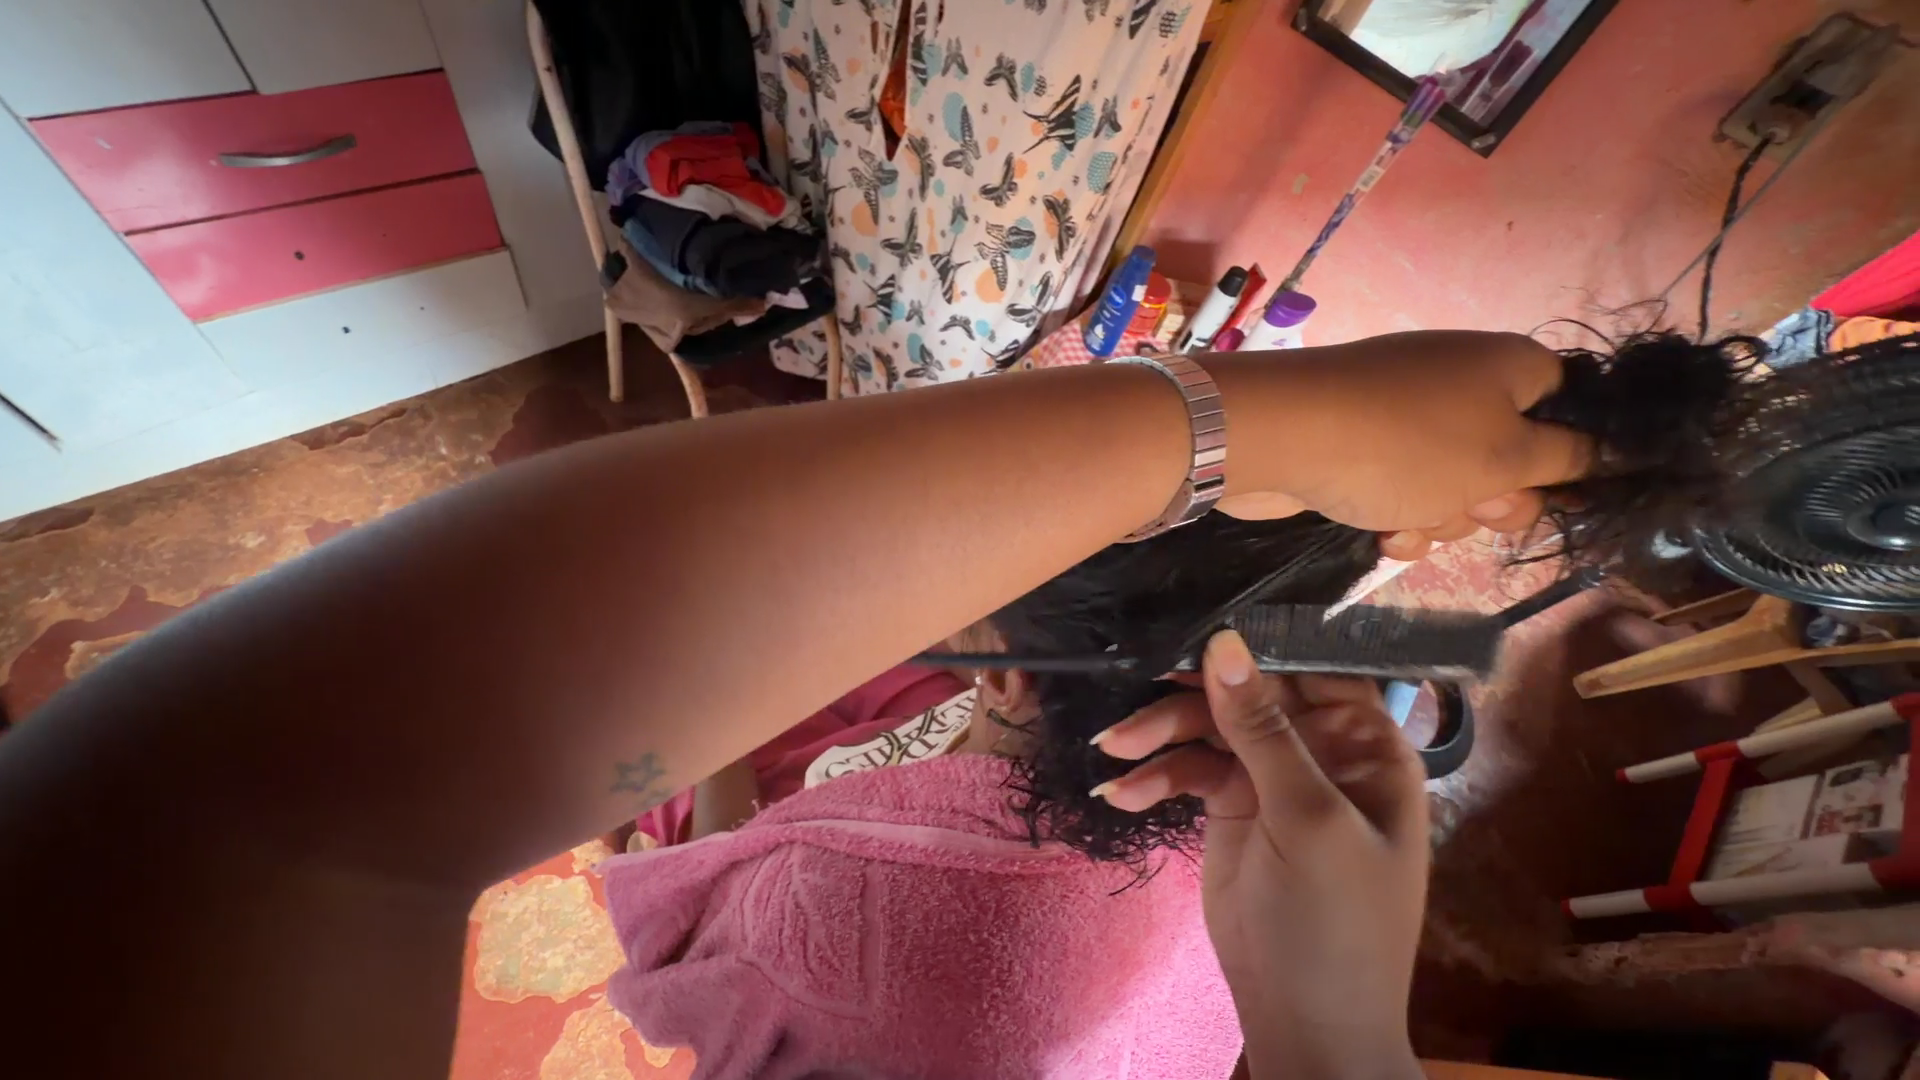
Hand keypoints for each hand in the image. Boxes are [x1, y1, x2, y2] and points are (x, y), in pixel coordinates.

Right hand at [1089, 630, 1428, 1079]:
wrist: (1300, 1016)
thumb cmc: (1332, 918)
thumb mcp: (1305, 817)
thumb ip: (1262, 728)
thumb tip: (1225, 641)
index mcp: (1363, 743)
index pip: (1310, 669)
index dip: (1256, 647)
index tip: (1193, 631)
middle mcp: (1318, 748)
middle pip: (1246, 693)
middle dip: (1188, 698)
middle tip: (1135, 695)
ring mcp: (1269, 774)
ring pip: (1207, 726)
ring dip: (1157, 736)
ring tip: (1112, 749)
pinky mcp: (1229, 800)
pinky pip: (1187, 768)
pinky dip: (1155, 777)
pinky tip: (1121, 793)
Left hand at [1208, 330, 1593, 559]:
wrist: (1276, 439)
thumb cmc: (1404, 446)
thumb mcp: (1503, 457)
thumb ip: (1563, 457)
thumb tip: (1610, 446)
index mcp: (1506, 367)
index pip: (1566, 403)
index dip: (1569, 451)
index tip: (1559, 488)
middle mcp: (1453, 386)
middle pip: (1508, 456)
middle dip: (1492, 498)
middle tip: (1468, 502)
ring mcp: (1397, 419)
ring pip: (1450, 486)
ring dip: (1439, 516)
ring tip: (1408, 518)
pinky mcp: (1353, 451)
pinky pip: (1397, 492)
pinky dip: (1396, 517)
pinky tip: (1381, 535)